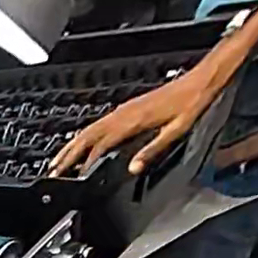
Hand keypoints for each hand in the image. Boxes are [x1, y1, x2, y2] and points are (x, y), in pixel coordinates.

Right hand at [49, 67, 218, 178]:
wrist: (203, 78)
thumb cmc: (193, 102)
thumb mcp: (176, 130)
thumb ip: (152, 151)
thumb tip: (132, 169)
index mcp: (133, 122)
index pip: (101, 146)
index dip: (86, 164)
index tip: (75, 178)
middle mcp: (124, 115)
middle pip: (87, 137)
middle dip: (68, 155)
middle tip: (53, 172)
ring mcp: (124, 111)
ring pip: (89, 130)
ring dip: (71, 146)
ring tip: (58, 161)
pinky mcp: (127, 109)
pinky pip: (98, 125)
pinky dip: (84, 137)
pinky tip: (80, 143)